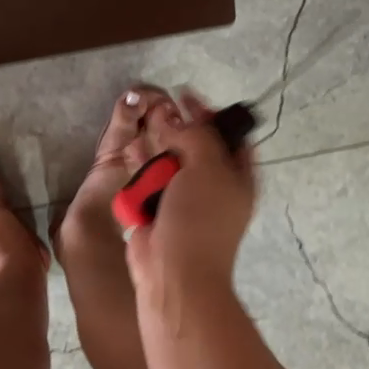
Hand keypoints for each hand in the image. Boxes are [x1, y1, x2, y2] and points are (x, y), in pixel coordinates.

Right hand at [126, 91, 257, 299]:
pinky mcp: (155, 210)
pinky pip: (147, 181)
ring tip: (141, 127)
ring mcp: (182, 199)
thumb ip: (195, 135)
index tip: (186, 96)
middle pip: (194, 145)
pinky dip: (139, 168)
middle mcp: (212, 186)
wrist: (173, 272)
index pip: (229, 136)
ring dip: (154, 146)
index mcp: (238, 177)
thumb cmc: (199, 220)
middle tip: (157, 109)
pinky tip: (129, 151)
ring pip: (167, 161)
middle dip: (176, 127)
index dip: (210, 114)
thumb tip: (175, 118)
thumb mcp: (208, 167)